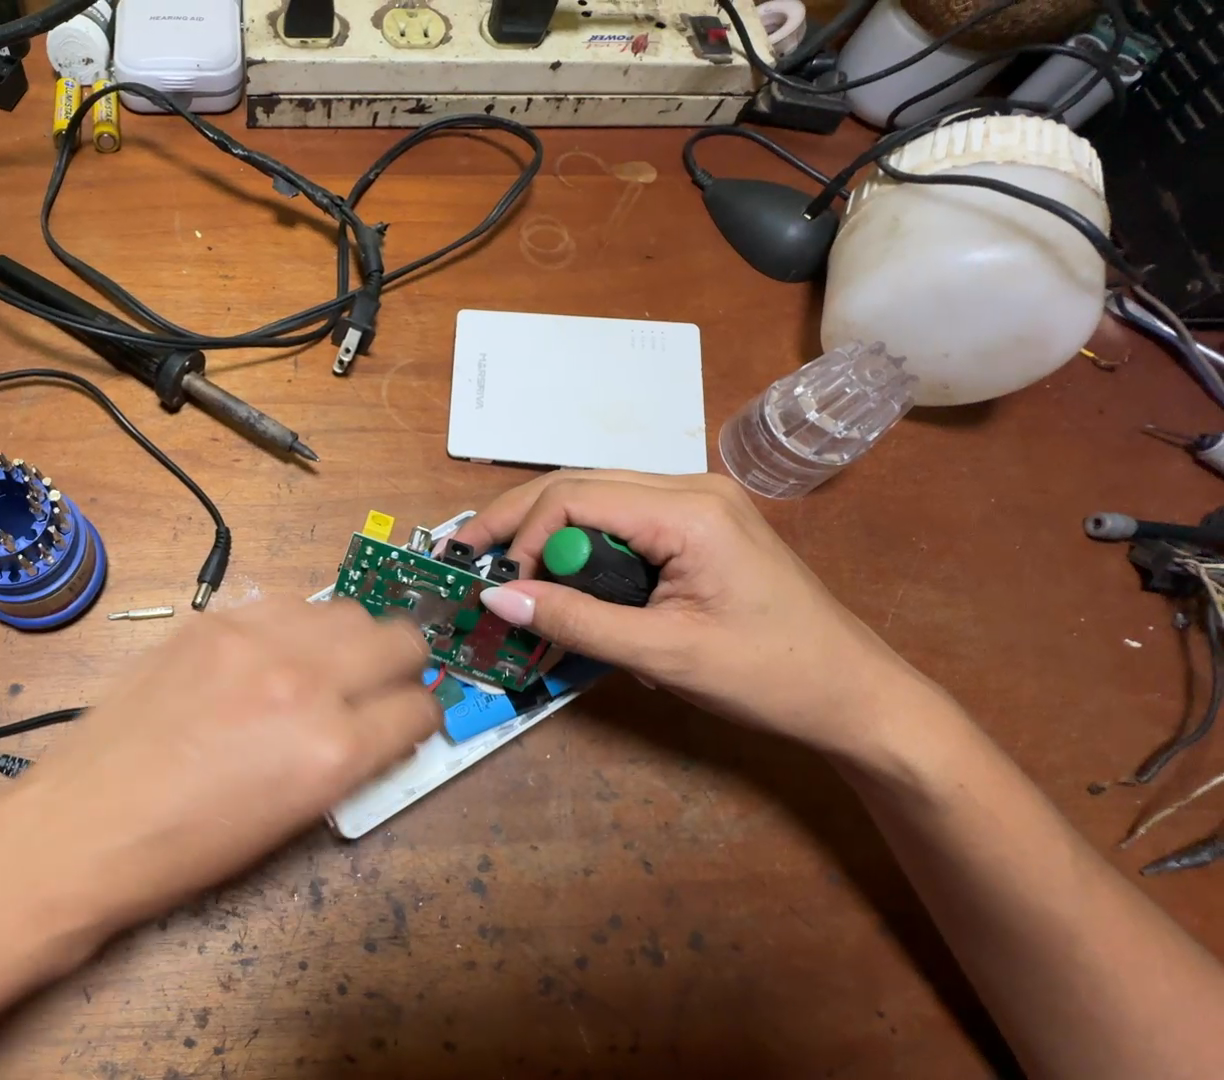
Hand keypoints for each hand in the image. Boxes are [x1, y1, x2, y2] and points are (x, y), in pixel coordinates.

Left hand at [0, 598, 435, 955]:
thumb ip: (348, 761)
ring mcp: (253, 640)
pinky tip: (270, 653)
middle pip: (399, 640)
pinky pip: (282, 603)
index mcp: (332, 749)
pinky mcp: (210, 620)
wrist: (85, 825)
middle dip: (403, 665)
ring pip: (344, 609)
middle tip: (380, 684)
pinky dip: (294, 625)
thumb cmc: (189, 850)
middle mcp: (305, 681)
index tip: (406, 721)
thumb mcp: (293, 820)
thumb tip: (379, 725)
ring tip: (322, 666)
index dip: (420, 719)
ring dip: (349, 638)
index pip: (420, 708)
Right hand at [453, 470, 938, 756]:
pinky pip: (617, 520)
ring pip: (592, 497)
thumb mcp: (663, 655)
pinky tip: (559, 575)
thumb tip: (496, 595)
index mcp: (689, 510)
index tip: (503, 588)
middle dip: (517, 520)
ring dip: (543, 532)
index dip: (525, 537)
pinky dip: (578, 546)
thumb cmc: (770, 676)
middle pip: (576, 484)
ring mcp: (695, 504)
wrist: (857, 697)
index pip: (575, 497)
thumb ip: (576, 621)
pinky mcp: (695, 527)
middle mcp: (690, 488)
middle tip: (466, 554)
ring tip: (503, 565)